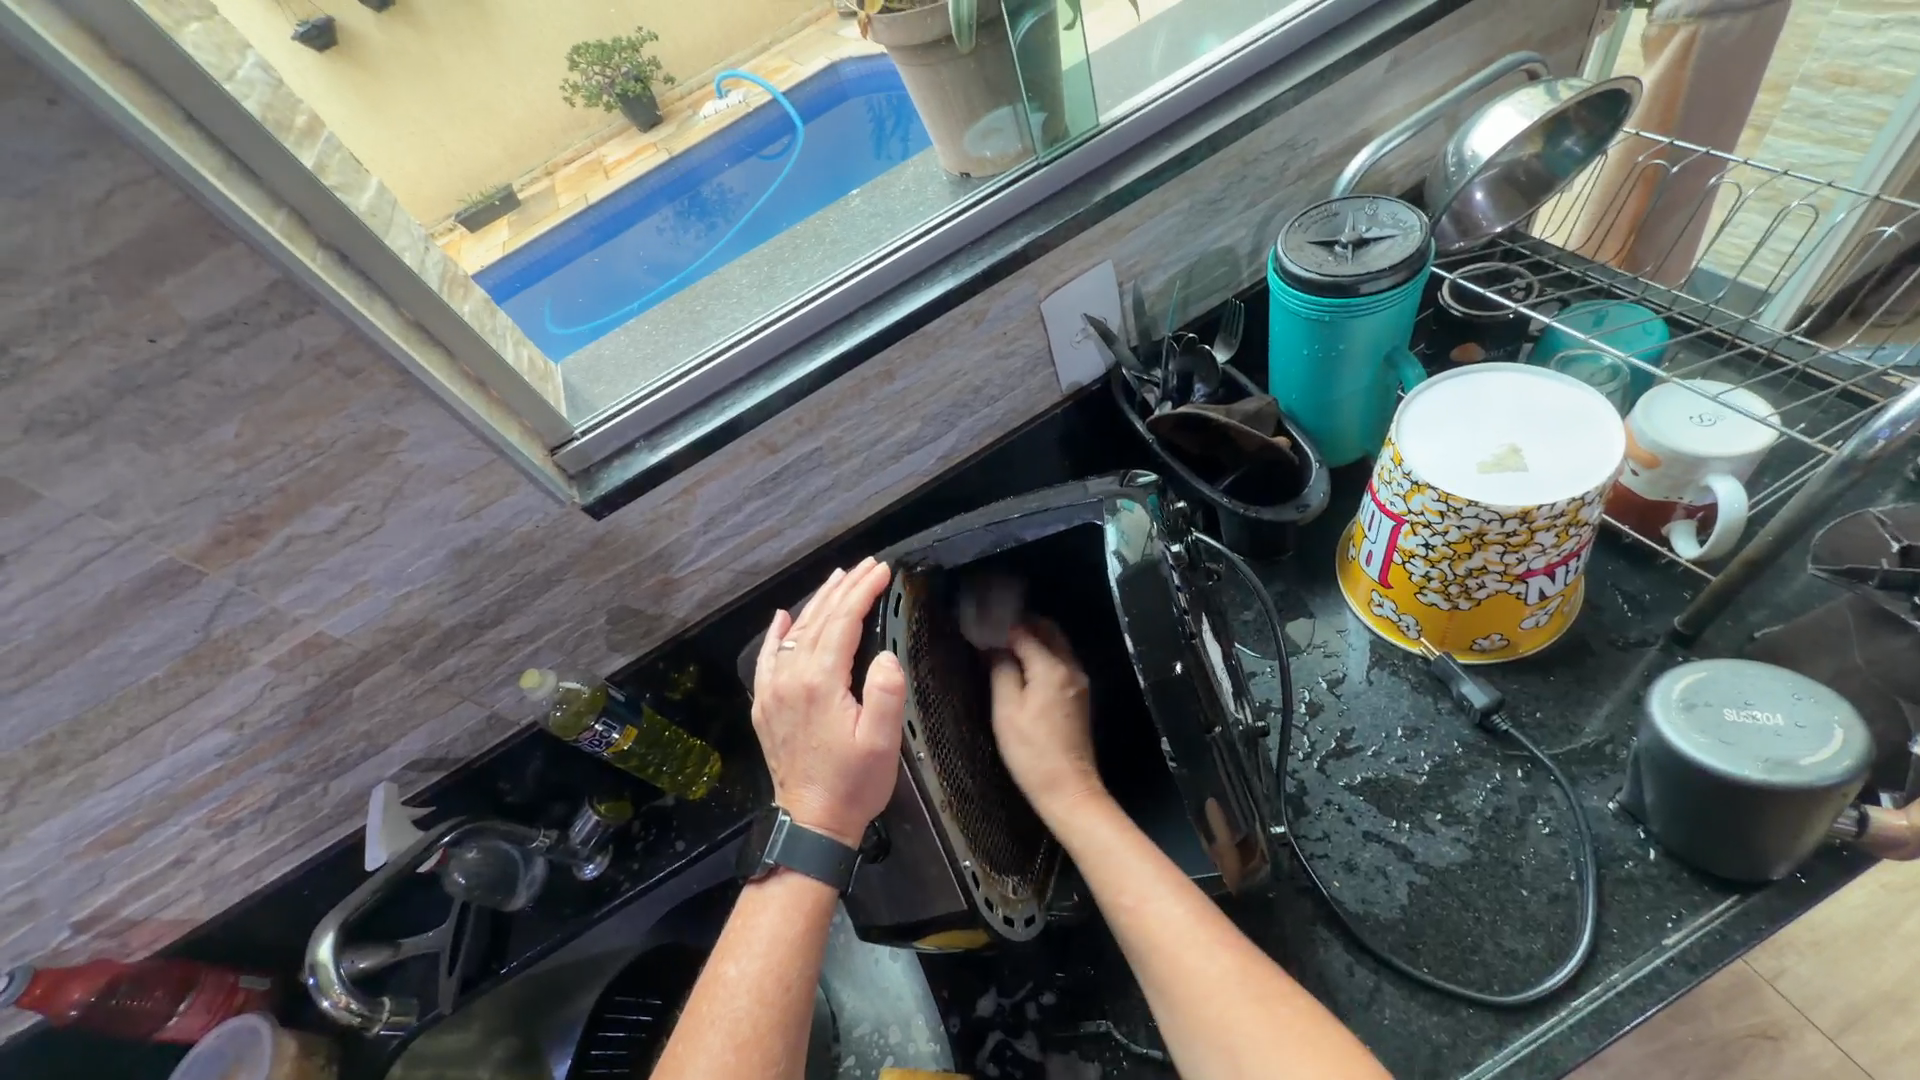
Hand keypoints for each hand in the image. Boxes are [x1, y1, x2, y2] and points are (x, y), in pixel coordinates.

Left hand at [750, 558, 905, 847]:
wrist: (812, 822)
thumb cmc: (854, 782)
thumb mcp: (882, 741)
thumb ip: (886, 693)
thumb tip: (885, 653)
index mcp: (820, 682)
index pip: (843, 622)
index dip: (863, 592)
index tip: (882, 570)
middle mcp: (791, 678)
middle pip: (818, 620)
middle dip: (844, 588)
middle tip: (866, 565)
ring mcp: (773, 691)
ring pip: (794, 633)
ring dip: (817, 602)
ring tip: (837, 578)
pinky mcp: (765, 705)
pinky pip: (768, 658)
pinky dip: (777, 633)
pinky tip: (784, 617)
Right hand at [989, 619, 1104, 817]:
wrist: (1068, 788)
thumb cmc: (1031, 751)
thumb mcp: (1006, 709)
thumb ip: (1001, 670)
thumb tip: (993, 646)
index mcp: (1052, 667)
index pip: (1025, 631)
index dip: (1002, 626)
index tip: (981, 624)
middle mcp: (1071, 667)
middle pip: (1049, 631)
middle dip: (1023, 625)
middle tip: (995, 629)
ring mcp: (1079, 682)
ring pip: (1057, 645)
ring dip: (1034, 638)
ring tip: (1004, 645)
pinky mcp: (1079, 696)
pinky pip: (1061, 661)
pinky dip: (1043, 654)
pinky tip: (1022, 665)